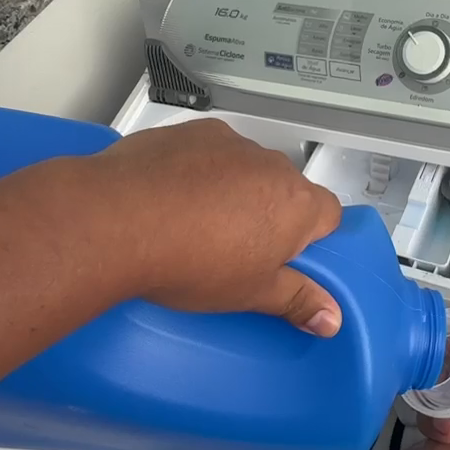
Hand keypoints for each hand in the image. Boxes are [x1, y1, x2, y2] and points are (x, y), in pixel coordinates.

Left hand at [61, 118, 343, 334]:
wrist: (118, 220)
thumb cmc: (189, 259)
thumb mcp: (249, 293)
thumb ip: (296, 300)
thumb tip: (330, 318)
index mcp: (297, 204)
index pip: (328, 214)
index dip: (308, 237)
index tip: (283, 256)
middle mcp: (271, 165)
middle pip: (286, 188)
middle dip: (268, 212)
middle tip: (235, 247)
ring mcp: (231, 143)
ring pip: (246, 167)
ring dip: (233, 187)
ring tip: (196, 222)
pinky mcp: (193, 131)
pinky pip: (208, 149)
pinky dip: (198, 167)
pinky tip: (171, 195)